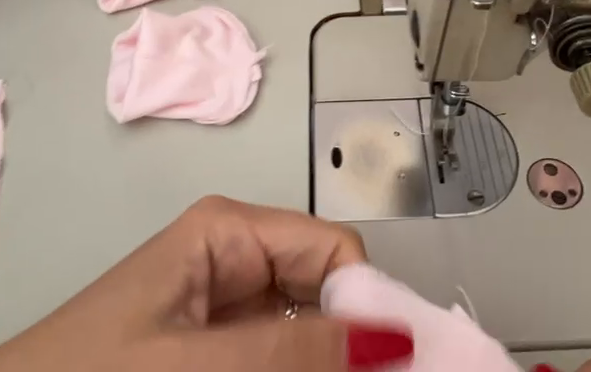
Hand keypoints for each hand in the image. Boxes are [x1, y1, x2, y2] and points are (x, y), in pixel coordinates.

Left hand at [0, 196, 413, 371]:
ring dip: (324, 365)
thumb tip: (396, 337)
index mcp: (230, 232)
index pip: (334, 252)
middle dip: (347, 348)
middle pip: (325, 294)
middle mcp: (235, 257)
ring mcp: (225, 306)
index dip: (367, 307)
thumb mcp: (194, 362)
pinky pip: (277, 356)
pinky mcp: (215, 346)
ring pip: (306, 334)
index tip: (392, 369)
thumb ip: (292, 353)